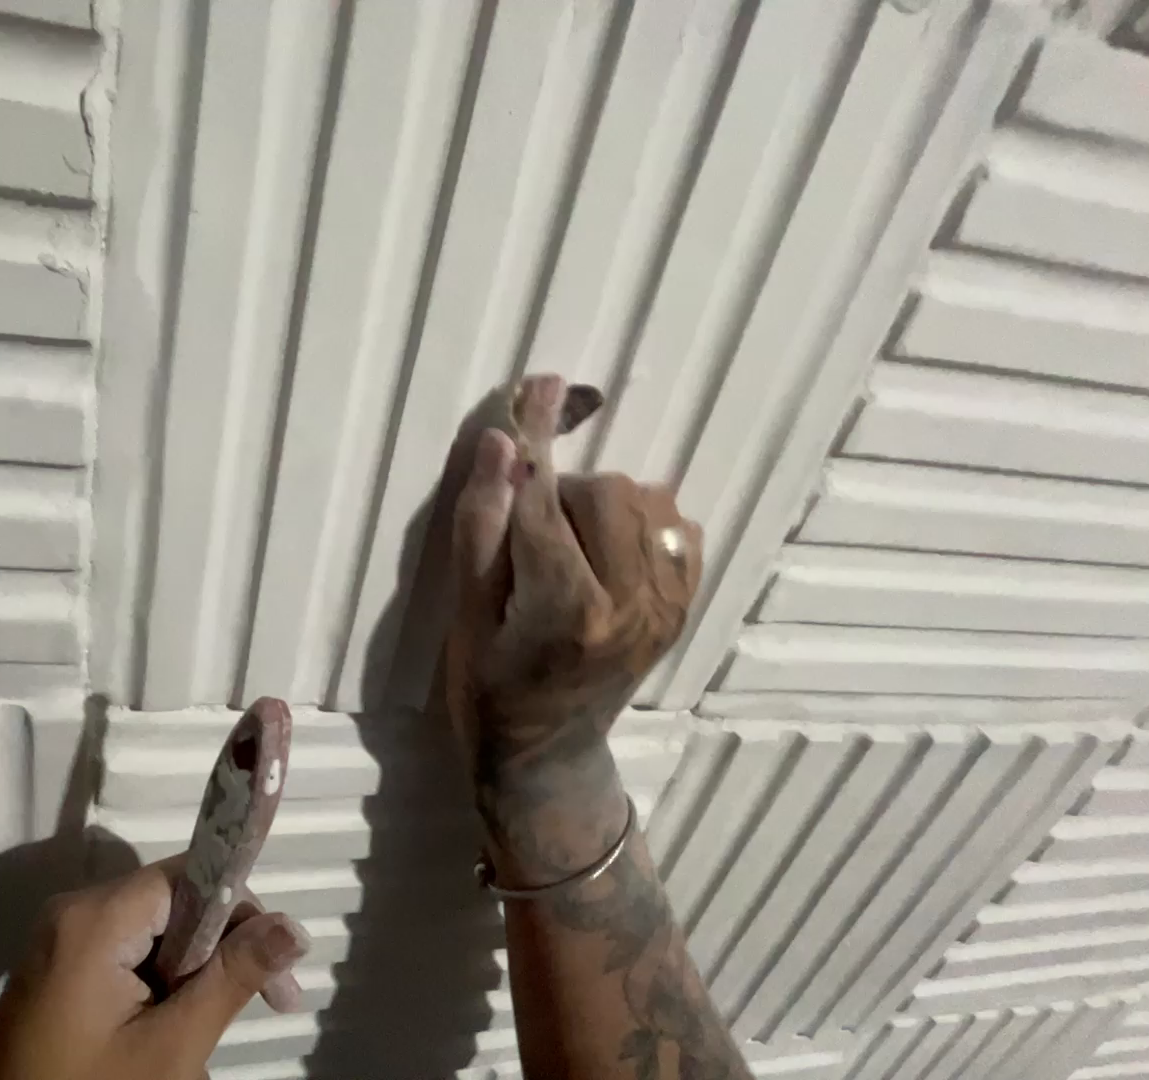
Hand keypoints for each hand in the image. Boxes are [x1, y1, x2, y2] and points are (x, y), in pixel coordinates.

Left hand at [0, 856, 309, 1079]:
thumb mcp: (169, 1048)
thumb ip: (231, 979)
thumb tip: (293, 927)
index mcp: (94, 917)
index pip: (189, 877)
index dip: (241, 910)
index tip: (281, 961)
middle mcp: (74, 911)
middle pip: (174, 903)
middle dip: (222, 949)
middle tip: (273, 1001)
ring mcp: (62, 939)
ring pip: (156, 931)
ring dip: (195, 973)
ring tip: (212, 1031)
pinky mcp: (59, 968)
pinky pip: (128, 953)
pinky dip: (161, 984)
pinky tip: (173, 1028)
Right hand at [444, 374, 701, 884]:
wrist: (545, 754)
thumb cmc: (486, 688)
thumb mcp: (466, 616)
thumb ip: (482, 527)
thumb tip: (500, 446)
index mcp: (567, 609)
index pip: (547, 502)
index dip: (534, 442)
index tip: (537, 385)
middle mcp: (632, 604)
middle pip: (607, 492)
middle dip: (561, 496)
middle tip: (530, 538)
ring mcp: (667, 607)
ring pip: (646, 502)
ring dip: (599, 506)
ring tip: (567, 548)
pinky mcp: (682, 607)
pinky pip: (677, 527)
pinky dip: (640, 521)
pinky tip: (608, 551)